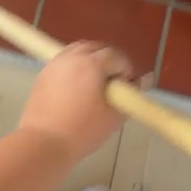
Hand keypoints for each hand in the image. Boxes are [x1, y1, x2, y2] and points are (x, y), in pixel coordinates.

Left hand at [17, 42, 132, 162]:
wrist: (44, 142)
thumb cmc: (83, 130)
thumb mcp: (113, 115)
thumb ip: (130, 94)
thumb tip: (146, 79)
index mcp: (92, 64)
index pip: (116, 56)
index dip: (126, 71)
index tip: (125, 89)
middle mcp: (72, 57)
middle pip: (96, 48)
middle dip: (109, 61)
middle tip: (113, 85)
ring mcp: (55, 63)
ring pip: (78, 50)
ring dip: (91, 60)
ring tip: (95, 85)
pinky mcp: (44, 73)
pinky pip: (65, 60)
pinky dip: (75, 66)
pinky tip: (77, 88)